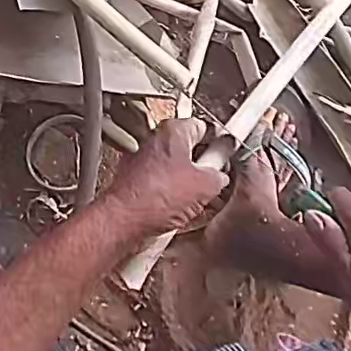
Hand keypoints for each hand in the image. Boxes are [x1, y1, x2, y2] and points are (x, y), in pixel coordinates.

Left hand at [99, 118, 227, 239]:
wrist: (123, 222)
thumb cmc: (155, 197)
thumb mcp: (206, 186)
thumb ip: (219, 175)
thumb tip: (221, 176)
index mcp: (173, 131)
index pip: (204, 127)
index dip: (219, 142)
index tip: (226, 154)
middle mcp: (155, 141)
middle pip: (190, 149)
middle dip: (204, 166)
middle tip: (214, 181)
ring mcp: (142, 161)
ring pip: (176, 168)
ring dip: (188, 183)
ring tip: (198, 201)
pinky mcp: (135, 181)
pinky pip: (162, 184)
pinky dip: (172, 194)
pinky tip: (180, 210)